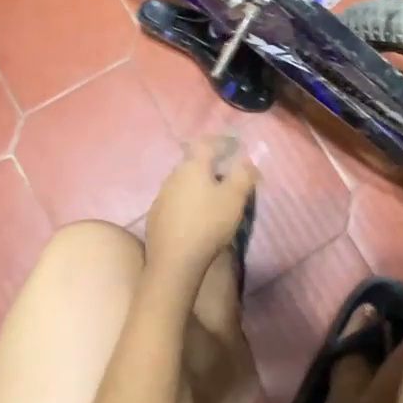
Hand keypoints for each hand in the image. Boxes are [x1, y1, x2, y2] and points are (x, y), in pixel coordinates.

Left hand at [143, 134, 257, 277]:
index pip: (206, 143)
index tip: (233, 146)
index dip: (221, 142)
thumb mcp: (235, 198)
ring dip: (198, 185)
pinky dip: (188, 202)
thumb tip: (246, 160)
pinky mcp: (156, 216)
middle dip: (211, 165)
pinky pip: (176, 200)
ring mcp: (161, 196)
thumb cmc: (208, 223)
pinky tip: (196, 216)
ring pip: (184, 182)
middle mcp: (173, 176)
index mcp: (192, 166)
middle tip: (228, 175)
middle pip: (194, 162)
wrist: (174, 261)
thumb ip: (243, 174)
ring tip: (214, 198)